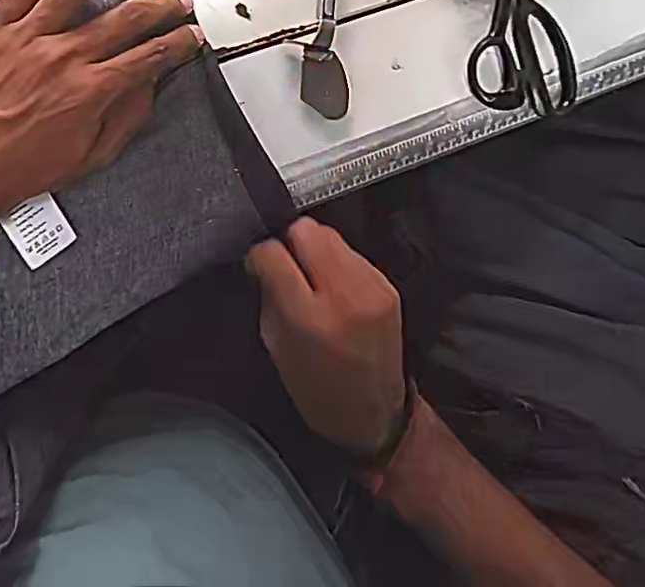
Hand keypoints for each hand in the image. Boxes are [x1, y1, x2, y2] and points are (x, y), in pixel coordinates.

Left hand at [0, 0, 201, 249]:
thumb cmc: (24, 166)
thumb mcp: (91, 155)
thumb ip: (128, 116)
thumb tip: (151, 82)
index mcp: (89, 91)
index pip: (150, 54)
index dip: (179, 41)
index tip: (190, 35)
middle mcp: (63, 57)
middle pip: (126, 16)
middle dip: (163, 5)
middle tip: (177, 1)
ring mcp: (28, 38)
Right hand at [247, 217, 405, 456]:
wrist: (375, 415)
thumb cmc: (318, 390)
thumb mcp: (275, 344)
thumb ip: (269, 294)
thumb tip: (263, 260)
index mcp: (309, 317)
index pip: (272, 253)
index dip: (259, 256)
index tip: (258, 265)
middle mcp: (344, 296)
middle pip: (305, 230)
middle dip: (288, 243)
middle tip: (285, 266)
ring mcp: (370, 288)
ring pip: (329, 234)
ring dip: (313, 248)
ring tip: (310, 276)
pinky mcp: (387, 287)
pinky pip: (350, 252)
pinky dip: (335, 261)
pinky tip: (331, 284)